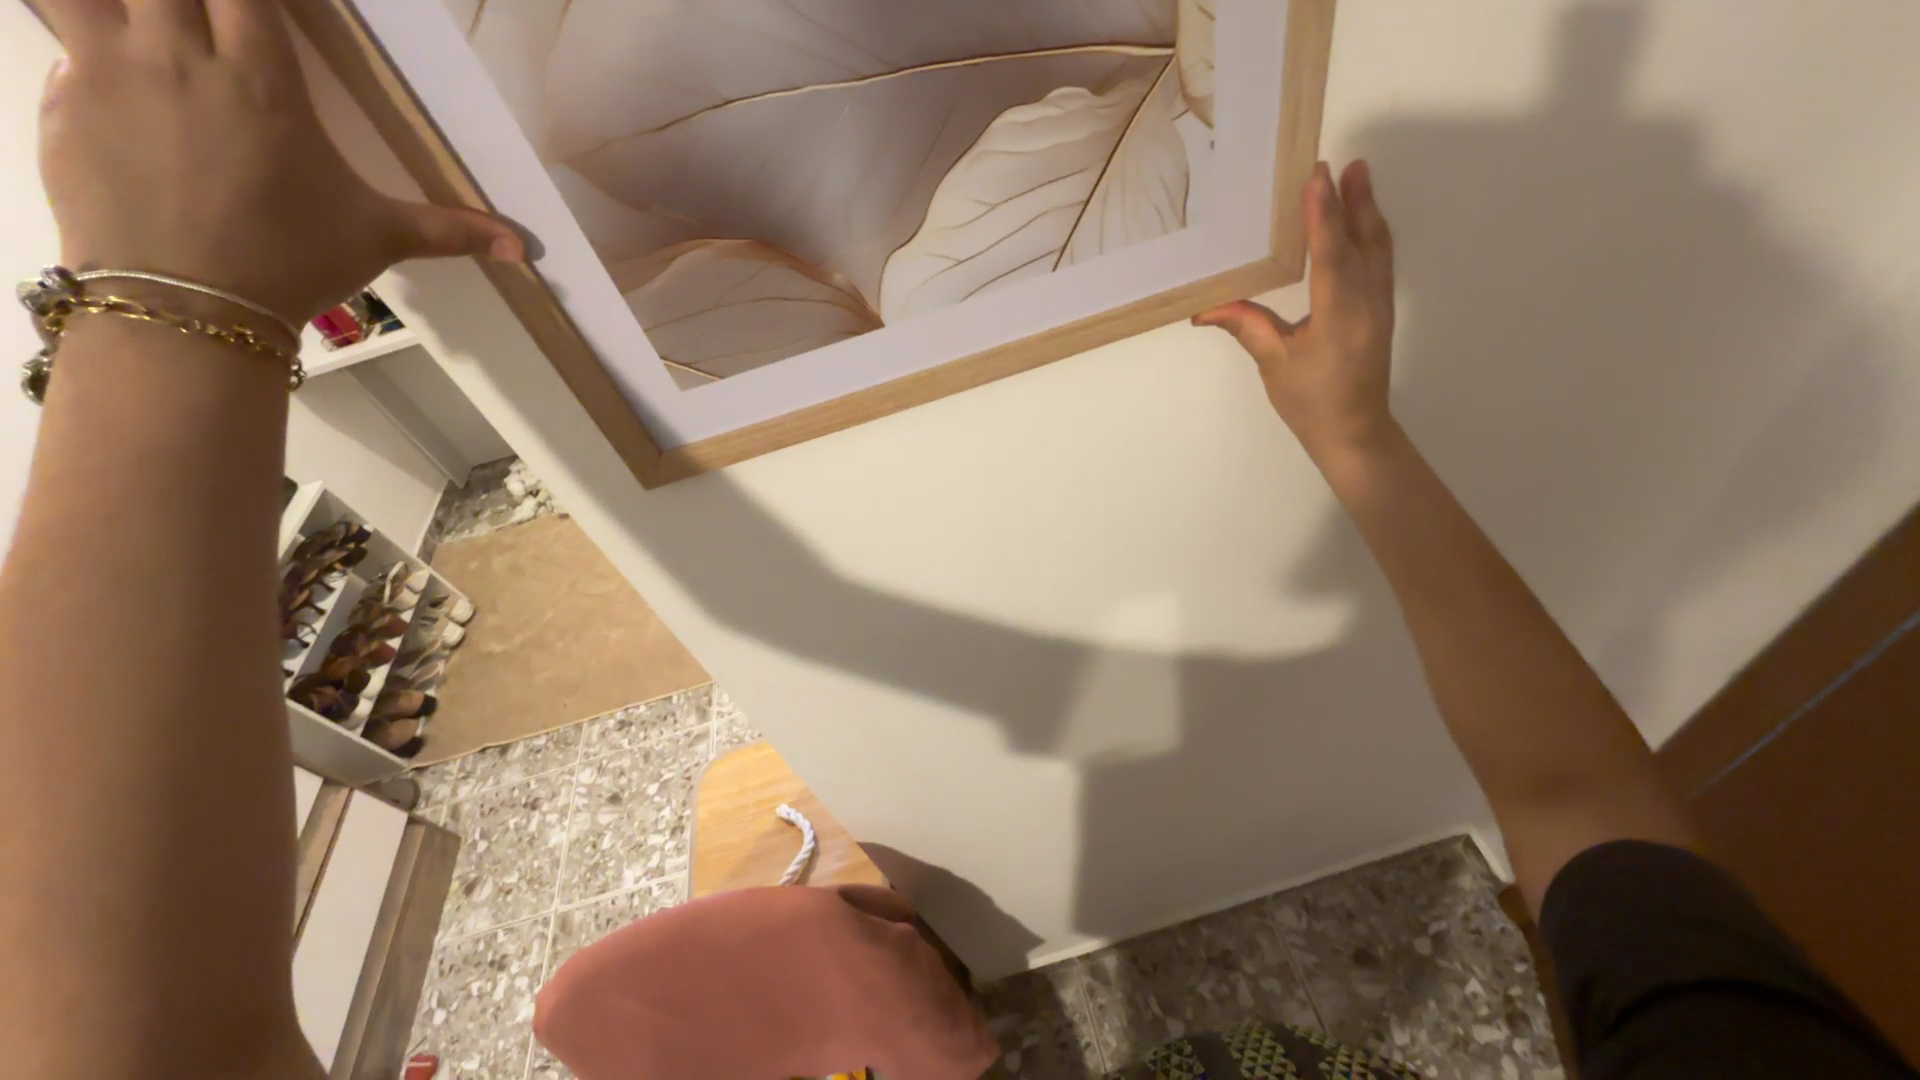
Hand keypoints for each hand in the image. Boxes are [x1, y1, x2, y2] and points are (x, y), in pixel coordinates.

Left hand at [34, 0, 523, 330]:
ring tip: (155, 29)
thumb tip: (525, 250)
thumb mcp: (380, 239)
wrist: (190, 308)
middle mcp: (176, 57)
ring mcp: (105, 74)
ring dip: (123, 3)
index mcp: (261, 82)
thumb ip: (451, 230)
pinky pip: (59, 46)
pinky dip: (86, 46)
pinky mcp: (57, 104)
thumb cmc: (295, 263)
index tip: (269, 10)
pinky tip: (122, 81)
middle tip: (219, 24)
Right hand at [1194, 160, 1395, 457]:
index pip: (1331, 254)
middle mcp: (1367, 302)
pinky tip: (1362, 221)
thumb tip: (1203, 306)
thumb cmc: (1311, 402)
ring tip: (1358, 176)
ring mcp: (1380, 305)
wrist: (1354, 432)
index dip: (1323, 214)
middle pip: (1364, 239)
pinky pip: (1380, 261)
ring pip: (1378, 246)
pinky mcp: (1381, 310)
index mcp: (1339, 315)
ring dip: (1367, 210)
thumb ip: (1245, 325)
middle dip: (1352, 200)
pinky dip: (1371, 233)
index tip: (1318, 176)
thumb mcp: (1273, 363)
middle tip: (1343, 163)